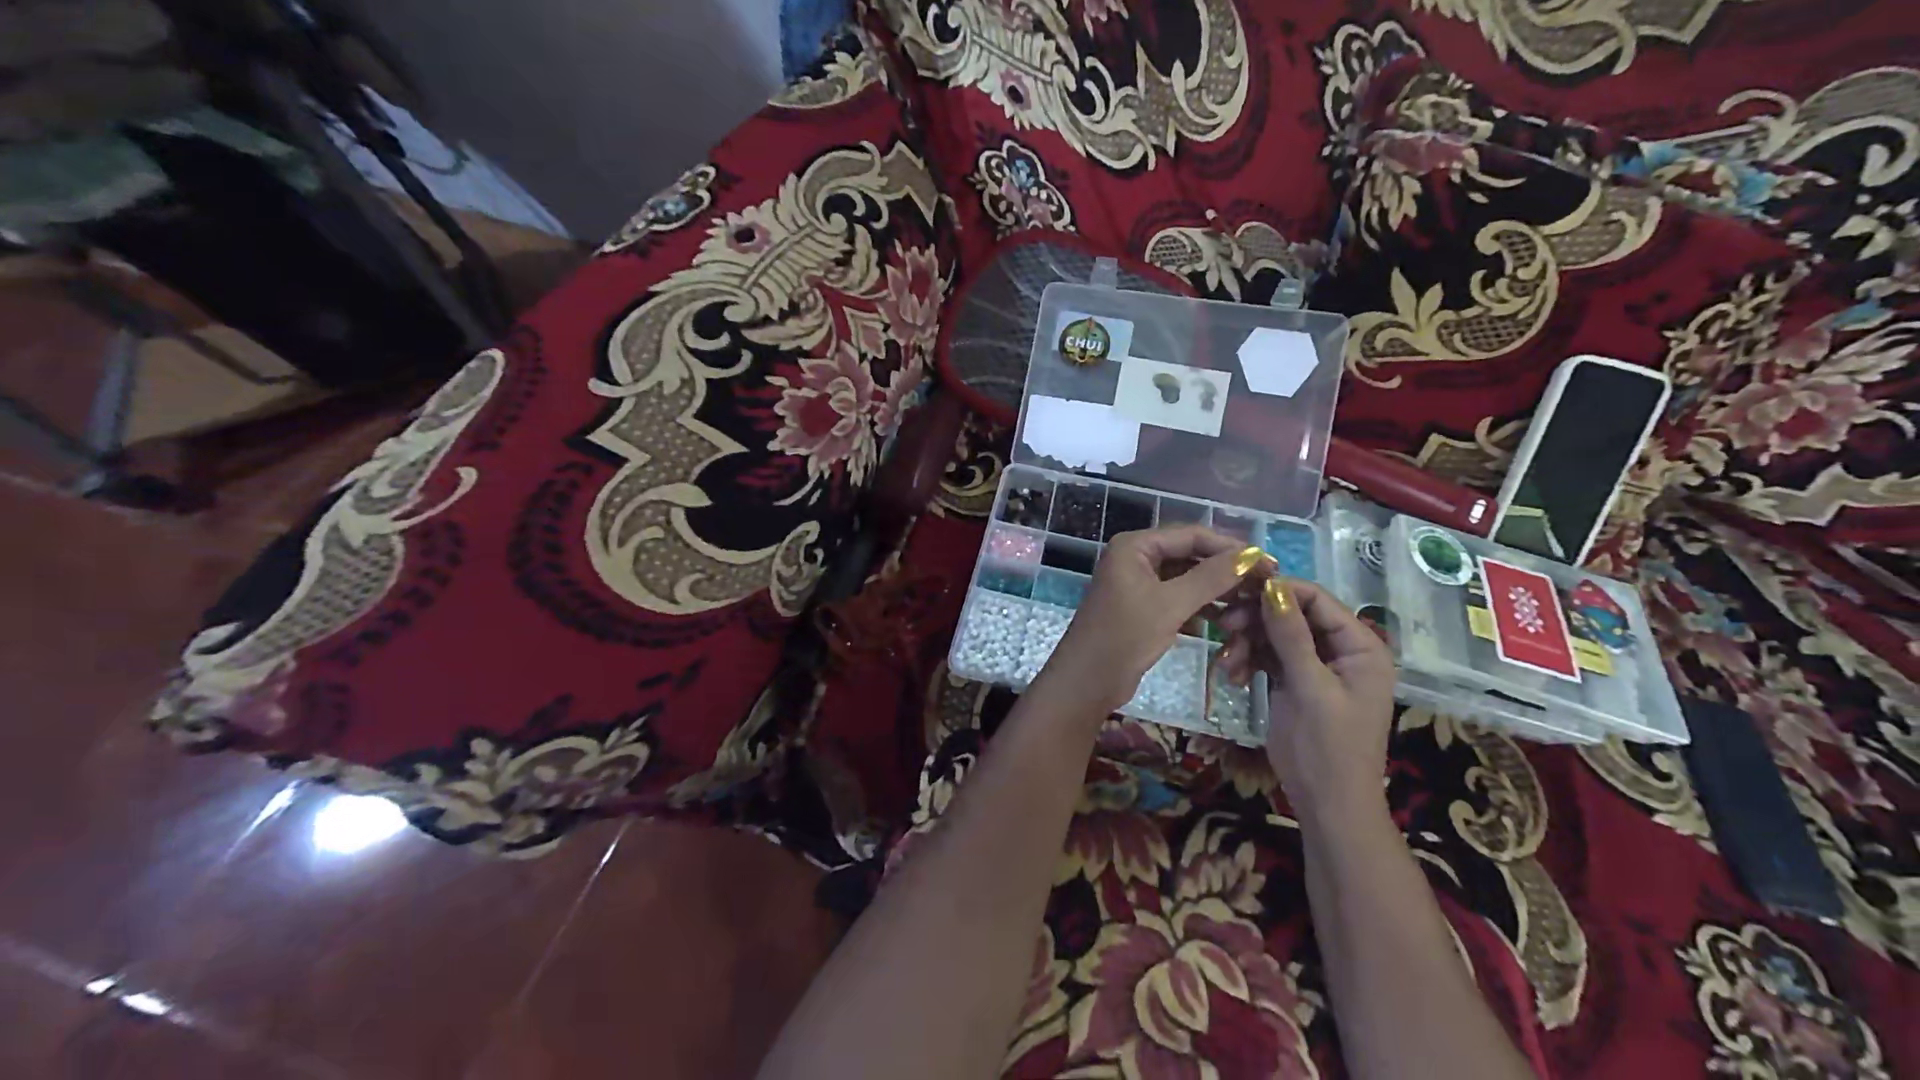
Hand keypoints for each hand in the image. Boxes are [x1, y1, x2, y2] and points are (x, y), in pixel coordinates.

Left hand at [1040, 526, 1249, 716]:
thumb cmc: (1124, 637)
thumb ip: (1211, 578)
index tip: (1269, 564)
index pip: (1192, 535)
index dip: (1231, 548)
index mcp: (1135, 546)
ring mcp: (1138, 583)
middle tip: (1266, 584)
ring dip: (1216, 590)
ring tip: (1251, 604)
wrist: (1087, 682)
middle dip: (1226, 570)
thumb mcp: (1170, 605)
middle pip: (1191, 555)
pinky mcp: (1143, 608)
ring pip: (1187, 578)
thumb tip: (1252, 555)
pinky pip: (1179, 598)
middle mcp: (1135, 558)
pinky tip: (1227, 621)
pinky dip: (1201, 607)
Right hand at [1217, 579, 1396, 820]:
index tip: (1239, 593)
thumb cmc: (1328, 747)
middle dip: (1258, 620)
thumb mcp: (1310, 689)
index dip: (1281, 592)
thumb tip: (1271, 587)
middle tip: (1225, 625)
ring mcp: (1315, 667)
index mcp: (1361, 647)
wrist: (1326, 804)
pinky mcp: (1293, 682)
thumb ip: (1291, 636)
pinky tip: (1232, 676)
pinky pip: (1267, 657)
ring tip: (1227, 663)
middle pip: (1293, 615)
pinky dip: (1248, 661)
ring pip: (1275, 635)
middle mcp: (1340, 650)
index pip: (1318, 601)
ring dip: (1248, 643)